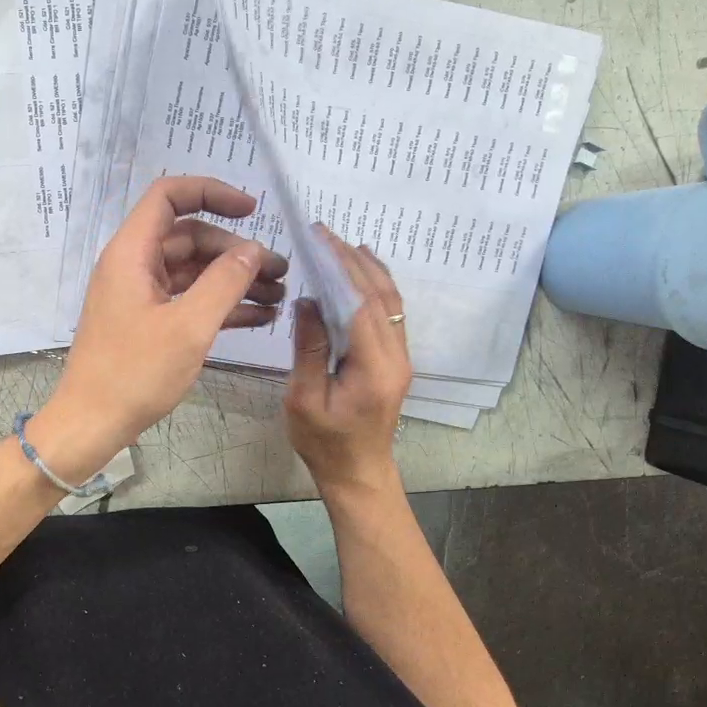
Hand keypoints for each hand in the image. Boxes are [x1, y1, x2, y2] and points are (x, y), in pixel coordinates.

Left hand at [28, 177, 287, 481]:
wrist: (91, 423)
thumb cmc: (135, 373)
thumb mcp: (188, 326)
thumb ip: (224, 282)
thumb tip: (252, 250)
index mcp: (131, 253)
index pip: (169, 196)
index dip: (212, 192)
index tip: (252, 210)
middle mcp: (132, 266)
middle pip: (190, 238)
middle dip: (236, 251)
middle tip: (281, 273)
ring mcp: (139, 296)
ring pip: (193, 272)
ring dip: (234, 280)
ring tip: (279, 296)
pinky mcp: (146, 324)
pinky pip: (187, 301)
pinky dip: (220, 305)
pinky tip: (259, 318)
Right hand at [285, 228, 412, 501]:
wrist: (358, 472)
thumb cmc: (324, 443)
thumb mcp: (305, 399)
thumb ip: (309, 349)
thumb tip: (309, 300)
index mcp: (374, 367)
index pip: (359, 303)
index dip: (341, 267)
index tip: (320, 239)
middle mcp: (396, 356)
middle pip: (379, 295)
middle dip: (352, 260)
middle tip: (325, 233)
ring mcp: (401, 358)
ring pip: (389, 301)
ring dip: (367, 269)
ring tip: (343, 244)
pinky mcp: (396, 360)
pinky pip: (390, 314)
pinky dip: (375, 287)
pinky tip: (363, 272)